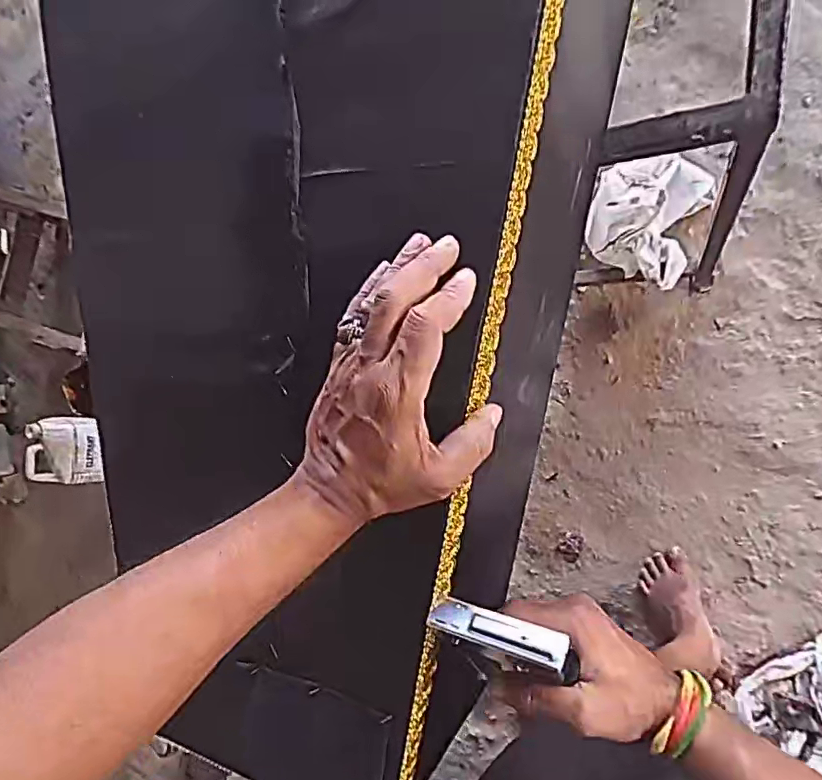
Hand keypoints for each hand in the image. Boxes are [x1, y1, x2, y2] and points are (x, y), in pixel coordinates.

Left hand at [292, 234, 503, 524]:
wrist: (329, 491)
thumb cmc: (376, 484)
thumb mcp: (439, 477)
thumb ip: (473, 444)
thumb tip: (491, 415)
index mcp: (397, 393)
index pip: (424, 327)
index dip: (447, 298)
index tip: (466, 282)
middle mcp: (370, 372)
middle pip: (393, 301)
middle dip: (423, 267)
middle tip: (447, 248)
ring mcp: (350, 367)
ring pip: (369, 304)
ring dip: (396, 270)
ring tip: (419, 246)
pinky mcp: (338, 369)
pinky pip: (352, 319)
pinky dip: (369, 291)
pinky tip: (382, 277)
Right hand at [493, 595, 678, 742]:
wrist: (671, 707)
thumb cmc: (636, 705)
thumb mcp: (581, 711)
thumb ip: (536, 698)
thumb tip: (502, 688)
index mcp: (574, 621)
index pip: (514, 615)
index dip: (493, 637)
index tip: (488, 657)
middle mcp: (577, 609)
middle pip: (519, 617)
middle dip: (508, 645)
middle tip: (512, 676)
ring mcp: (582, 614)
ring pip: (530, 622)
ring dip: (522, 648)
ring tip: (532, 677)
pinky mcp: (584, 623)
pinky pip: (545, 627)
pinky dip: (536, 647)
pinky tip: (546, 672)